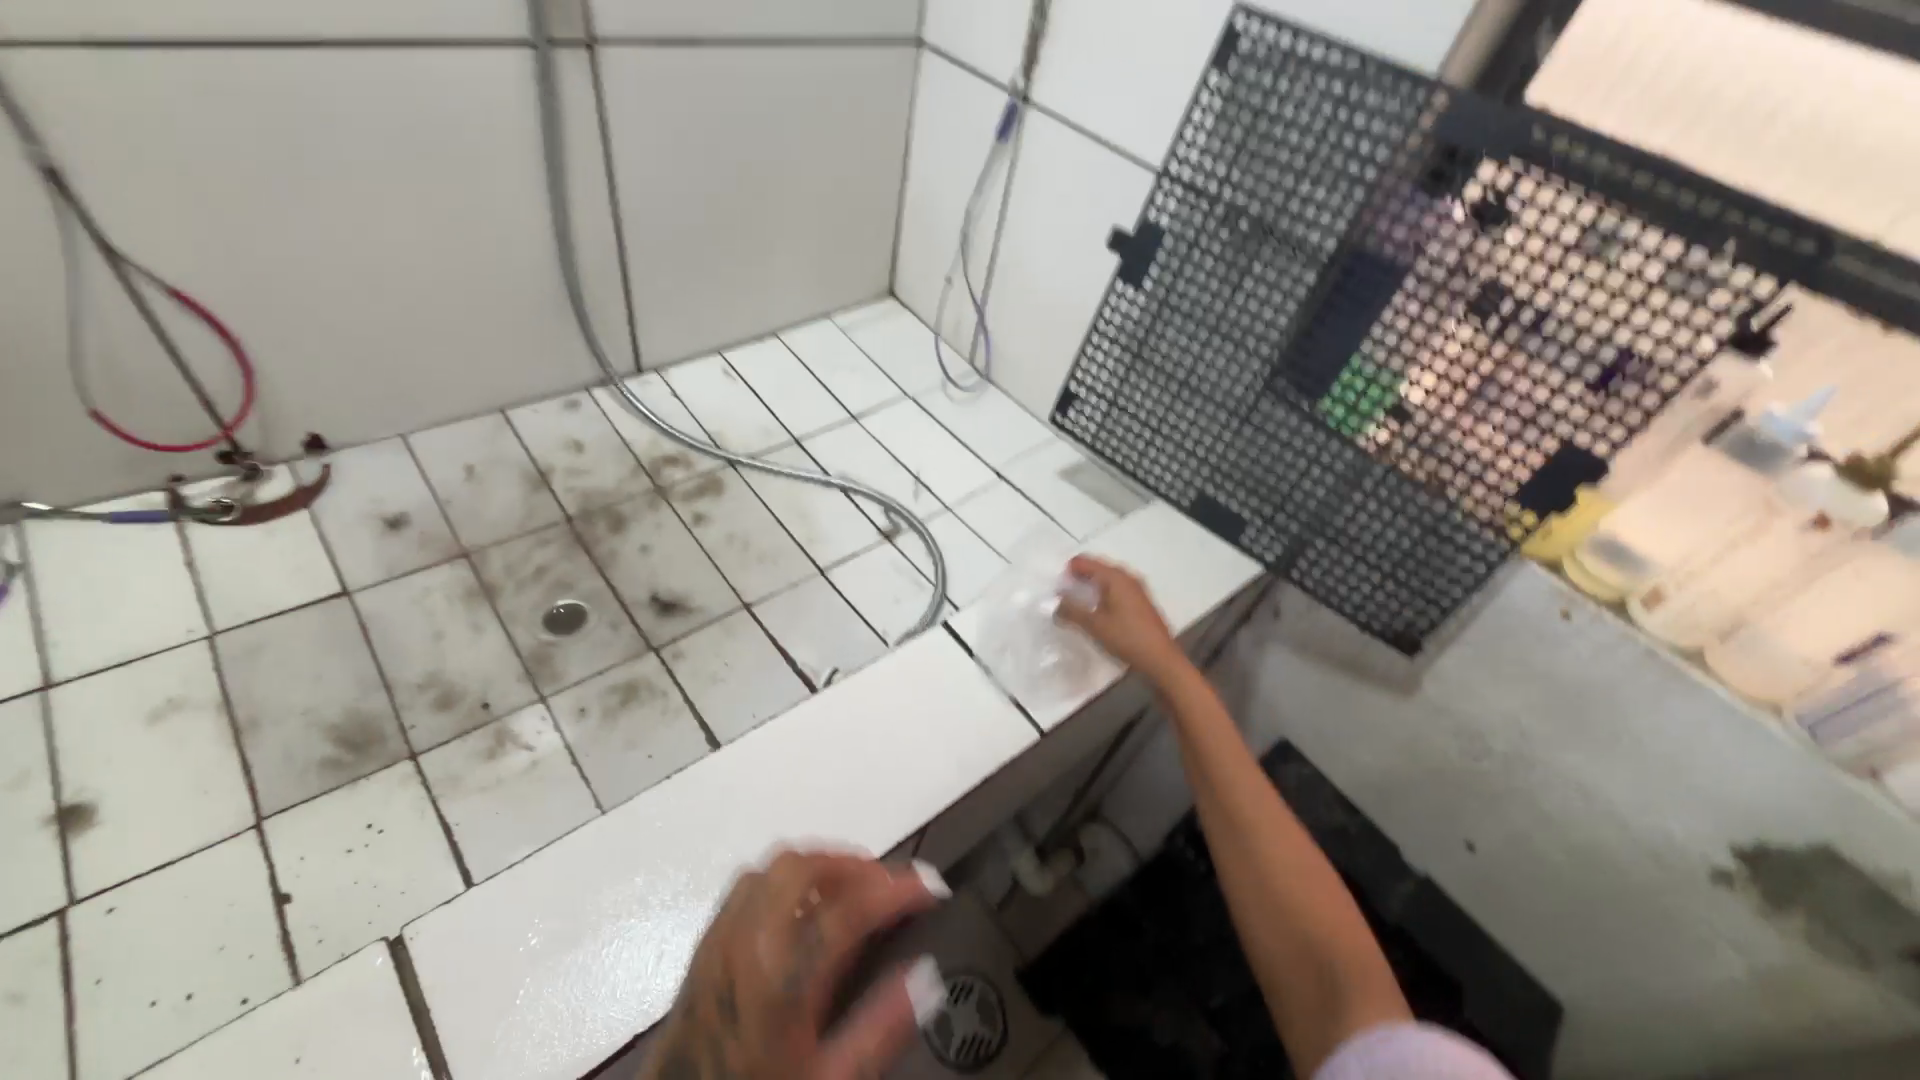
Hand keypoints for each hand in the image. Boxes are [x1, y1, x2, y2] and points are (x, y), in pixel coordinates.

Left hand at [641, 850, 950, 1079]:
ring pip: (771, 866)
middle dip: (853, 864)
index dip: (897, 890)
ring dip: (818, 865)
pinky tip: (805, 904)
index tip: (930, 886)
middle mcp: (747, 946)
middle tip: (887, 885)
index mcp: (782, 981)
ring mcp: (721, 938)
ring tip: (851, 887)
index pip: (848, 911)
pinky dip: (786, 878)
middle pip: (801, 868)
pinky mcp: (706, 942)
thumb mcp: (831, 1078)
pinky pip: (747, 883)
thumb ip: (881, 1028)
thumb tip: (926, 978)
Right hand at [1056, 555, 1184, 682]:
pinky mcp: (1141, 601)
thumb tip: (1055, 602)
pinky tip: (1098, 612)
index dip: (1068, 572)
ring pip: (1107, 580)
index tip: (1057, 589)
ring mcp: (1137, 588)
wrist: (1161, 658)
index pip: (1084, 561)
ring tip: (1078, 605)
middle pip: (1096, 568)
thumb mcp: (1094, 625)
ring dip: (1091, 588)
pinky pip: (1116, 590)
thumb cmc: (1126, 638)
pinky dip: (1103, 595)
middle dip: (1079, 579)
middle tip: (1064, 597)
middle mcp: (1127, 576)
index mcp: (1115, 576)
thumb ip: (1071, 611)